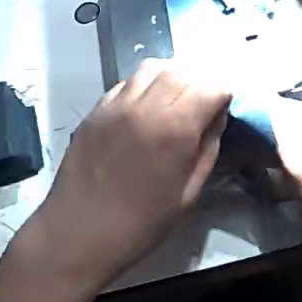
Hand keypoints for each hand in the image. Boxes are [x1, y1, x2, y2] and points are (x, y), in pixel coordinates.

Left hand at [0, 60, 229, 301]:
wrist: (78, 234)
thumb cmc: (141, 223)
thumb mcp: (189, 193)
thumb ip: (207, 148)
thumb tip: (216, 117)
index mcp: (175, 128)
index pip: (210, 86)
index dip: (223, 94)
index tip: (223, 109)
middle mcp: (145, 105)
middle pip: (182, 70)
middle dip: (199, 82)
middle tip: (203, 103)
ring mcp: (115, 104)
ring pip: (152, 67)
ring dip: (171, 76)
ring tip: (176, 99)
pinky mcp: (95, 110)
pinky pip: (127, 83)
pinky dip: (144, 86)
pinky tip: (146, 109)